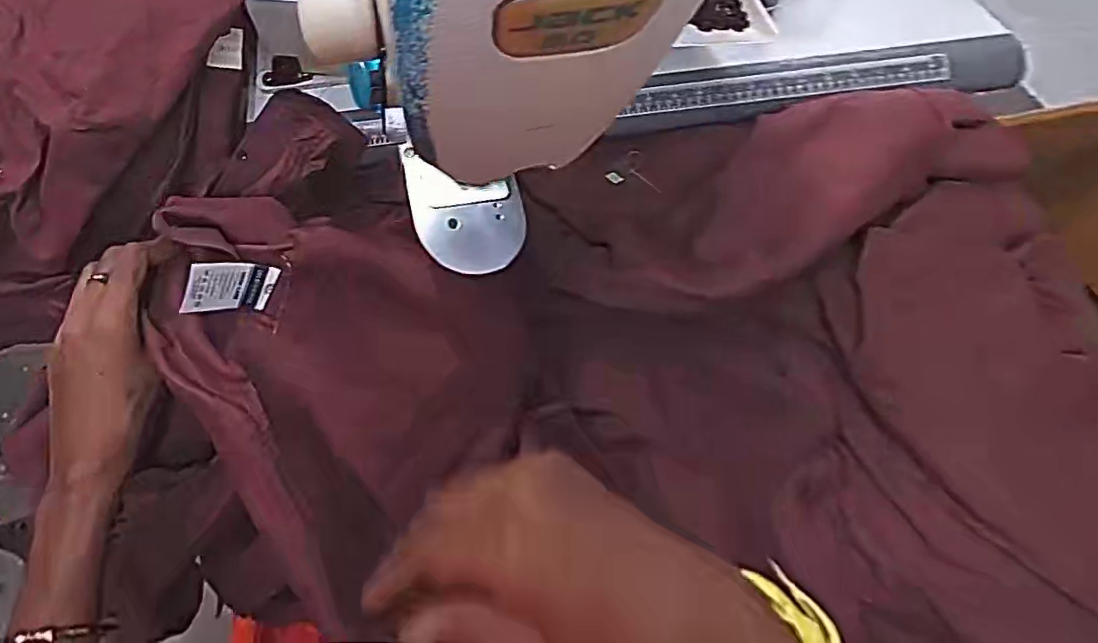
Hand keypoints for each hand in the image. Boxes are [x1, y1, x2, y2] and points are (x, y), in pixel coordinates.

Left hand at [47, 240, 168, 493]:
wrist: (83, 462)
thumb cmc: (128, 416)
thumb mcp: (155, 361)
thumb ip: (159, 317)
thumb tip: (168, 287)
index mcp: (107, 319)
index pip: (128, 259)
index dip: (156, 248)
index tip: (177, 249)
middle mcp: (78, 317)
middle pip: (105, 260)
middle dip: (135, 254)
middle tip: (164, 262)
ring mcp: (62, 330)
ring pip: (88, 277)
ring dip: (115, 270)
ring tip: (144, 280)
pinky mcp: (55, 344)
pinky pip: (78, 299)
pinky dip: (101, 290)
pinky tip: (121, 306)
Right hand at [364, 453, 792, 642]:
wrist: (726, 627)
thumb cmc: (634, 641)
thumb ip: (486, 634)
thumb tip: (411, 626)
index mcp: (535, 541)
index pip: (443, 544)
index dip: (401, 570)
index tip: (372, 600)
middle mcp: (535, 490)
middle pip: (451, 507)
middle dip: (419, 544)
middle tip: (397, 589)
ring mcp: (552, 473)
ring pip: (470, 485)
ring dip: (444, 521)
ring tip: (428, 560)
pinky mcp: (566, 471)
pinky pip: (498, 476)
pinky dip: (474, 500)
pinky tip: (471, 526)